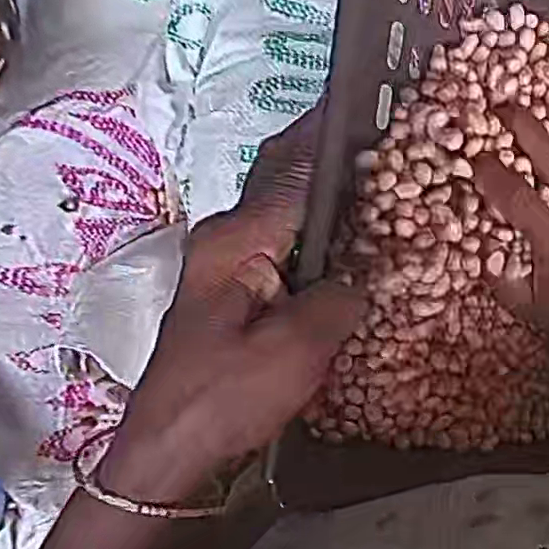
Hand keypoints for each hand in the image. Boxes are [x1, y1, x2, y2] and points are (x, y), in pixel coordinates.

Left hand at [101, 106, 364, 503]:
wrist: (172, 451)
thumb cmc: (228, 396)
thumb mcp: (295, 348)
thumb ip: (338, 300)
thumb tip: (365, 274)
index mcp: (239, 242)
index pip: (293, 171)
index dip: (327, 133)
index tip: (359, 98)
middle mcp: (228, 242)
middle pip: (281, 179)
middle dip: (323, 148)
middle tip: (376, 132)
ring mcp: (229, 268)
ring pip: (283, 211)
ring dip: (322, 188)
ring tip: (372, 177)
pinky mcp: (237, 295)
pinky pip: (286, 245)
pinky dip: (318, 230)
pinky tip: (350, 242)